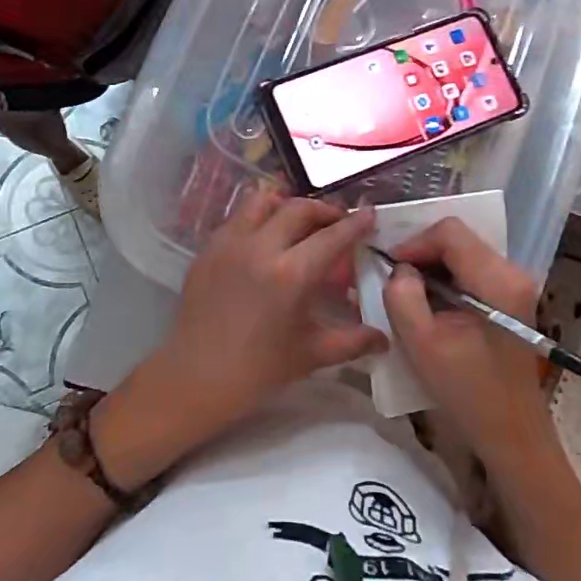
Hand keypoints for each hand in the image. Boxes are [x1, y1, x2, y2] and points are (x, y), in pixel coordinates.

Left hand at [94, 187, 386, 484]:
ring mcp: (229, 244)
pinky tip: (265, 241)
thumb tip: (385, 337)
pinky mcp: (207, 249)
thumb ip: (353, 341)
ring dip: (287, 205)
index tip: (370, 215)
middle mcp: (260, 247)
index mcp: (291, 273)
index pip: (332, 236)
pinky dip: (258, 219)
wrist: (195, 378)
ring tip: (299, 223)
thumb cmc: (258, 371)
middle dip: (324, 210)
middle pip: (299, 208)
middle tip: (337, 222)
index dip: (355, 223)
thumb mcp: (312, 355)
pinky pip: (237, 219)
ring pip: (262, 202)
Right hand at [382, 218, 556, 464]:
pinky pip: (471, 272)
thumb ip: (403, 296)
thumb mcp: (421, 344)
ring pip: (463, 254)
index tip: (390, 268)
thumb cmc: (467, 391)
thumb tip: (401, 270)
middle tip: (393, 279)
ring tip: (406, 292)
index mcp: (497, 280)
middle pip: (459, 240)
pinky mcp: (511, 299)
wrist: (511, 431)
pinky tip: (429, 305)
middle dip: (421, 254)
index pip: (450, 232)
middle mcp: (514, 273)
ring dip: (431, 267)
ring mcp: (516, 285)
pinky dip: (445, 279)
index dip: (414, 242)